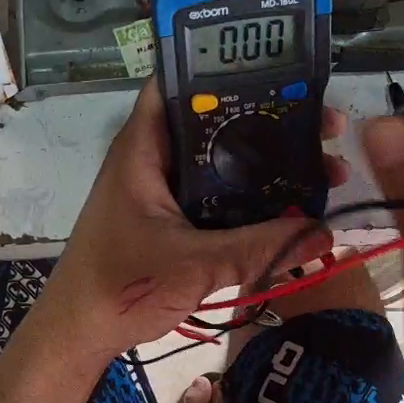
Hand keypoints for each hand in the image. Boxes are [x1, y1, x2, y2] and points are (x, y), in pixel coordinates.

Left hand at [38, 82, 348, 359]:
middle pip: (214, 122)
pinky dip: (252, 198)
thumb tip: (323, 232)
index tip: (284, 69)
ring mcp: (163, 190)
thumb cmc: (120, 288)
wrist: (79, 334)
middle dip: (269, 121)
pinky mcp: (172, 219)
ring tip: (322, 167)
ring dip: (267, 164)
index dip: (226, 68)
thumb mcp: (193, 265)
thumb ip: (258, 249)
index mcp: (143, 150)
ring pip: (222, 162)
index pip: (177, 83)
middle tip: (324, 126)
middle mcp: (154, 160)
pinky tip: (292, 205)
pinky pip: (220, 196)